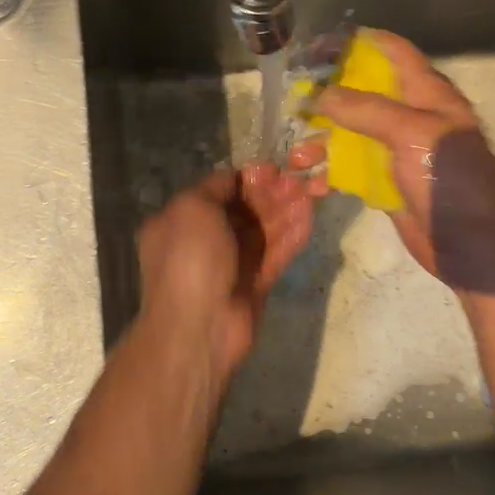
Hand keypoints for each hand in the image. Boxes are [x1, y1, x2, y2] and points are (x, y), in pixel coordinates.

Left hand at [136, 161, 316, 377]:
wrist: (200, 327)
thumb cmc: (189, 260)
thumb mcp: (191, 208)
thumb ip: (215, 187)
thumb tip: (236, 179)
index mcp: (181, 222)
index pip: (218, 192)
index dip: (247, 178)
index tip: (274, 168)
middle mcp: (205, 241)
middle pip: (245, 210)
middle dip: (272, 193)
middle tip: (300, 178)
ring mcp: (231, 265)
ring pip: (264, 231)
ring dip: (287, 210)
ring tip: (314, 189)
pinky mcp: (254, 284)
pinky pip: (275, 254)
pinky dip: (292, 235)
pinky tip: (310, 215)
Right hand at [292, 29, 494, 293]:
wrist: (471, 245)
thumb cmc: (449, 178)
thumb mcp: (411, 133)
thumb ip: (366, 109)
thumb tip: (320, 93)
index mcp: (430, 95)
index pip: (395, 54)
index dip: (362, 44)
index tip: (322, 45)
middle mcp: (413, 118)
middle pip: (364, 96)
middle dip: (329, 99)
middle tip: (295, 104)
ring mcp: (399, 154)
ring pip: (352, 137)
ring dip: (323, 143)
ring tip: (298, 158)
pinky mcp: (388, 185)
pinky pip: (352, 172)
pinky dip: (331, 175)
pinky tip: (313, 185)